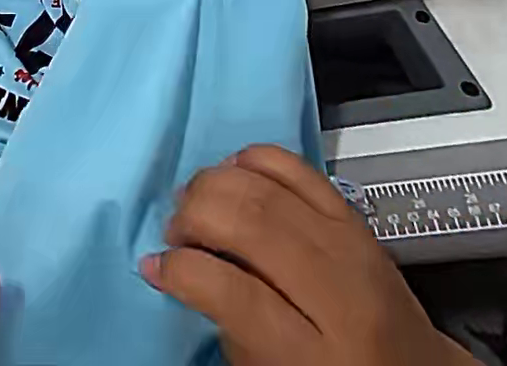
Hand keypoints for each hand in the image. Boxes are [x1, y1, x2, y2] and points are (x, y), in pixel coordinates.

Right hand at [141, 144, 476, 365]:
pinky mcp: (352, 214)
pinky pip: (294, 166)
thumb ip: (229, 325)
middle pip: (251, 224)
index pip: (235, 294)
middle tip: (173, 231)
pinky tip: (230, 176)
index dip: (182, 271)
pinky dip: (252, 159)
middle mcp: (340, 291)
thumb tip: (181, 267)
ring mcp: (350, 243)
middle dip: (195, 216)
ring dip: (213, 184)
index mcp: (319, 356)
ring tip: (192, 203)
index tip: (153, 267)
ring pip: (267, 187)